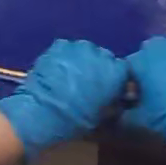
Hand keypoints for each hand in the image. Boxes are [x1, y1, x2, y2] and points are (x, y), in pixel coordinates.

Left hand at [0, 39, 127, 161]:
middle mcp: (100, 53)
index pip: (124, 71)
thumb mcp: (103, 115)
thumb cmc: (76, 119)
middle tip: (90, 83)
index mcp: (116, 71)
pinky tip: (59, 71)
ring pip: (86, 52)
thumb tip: (119, 98)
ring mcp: (78, 46)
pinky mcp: (58, 45)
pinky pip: (67, 50)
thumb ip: (115, 102)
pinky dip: (65, 58)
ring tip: (72, 77)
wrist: (41, 111)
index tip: (111, 90)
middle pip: (104, 58)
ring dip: (82, 62)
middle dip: (99, 69)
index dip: (117, 81)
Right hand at [122, 37, 165, 143]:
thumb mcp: (135, 119)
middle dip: (153, 65)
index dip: (134, 80)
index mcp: (139, 59)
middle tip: (159, 86)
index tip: (137, 94)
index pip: (130, 66)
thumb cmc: (164, 117)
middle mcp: (161, 46)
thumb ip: (124, 110)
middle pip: (152, 53)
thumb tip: (121, 108)